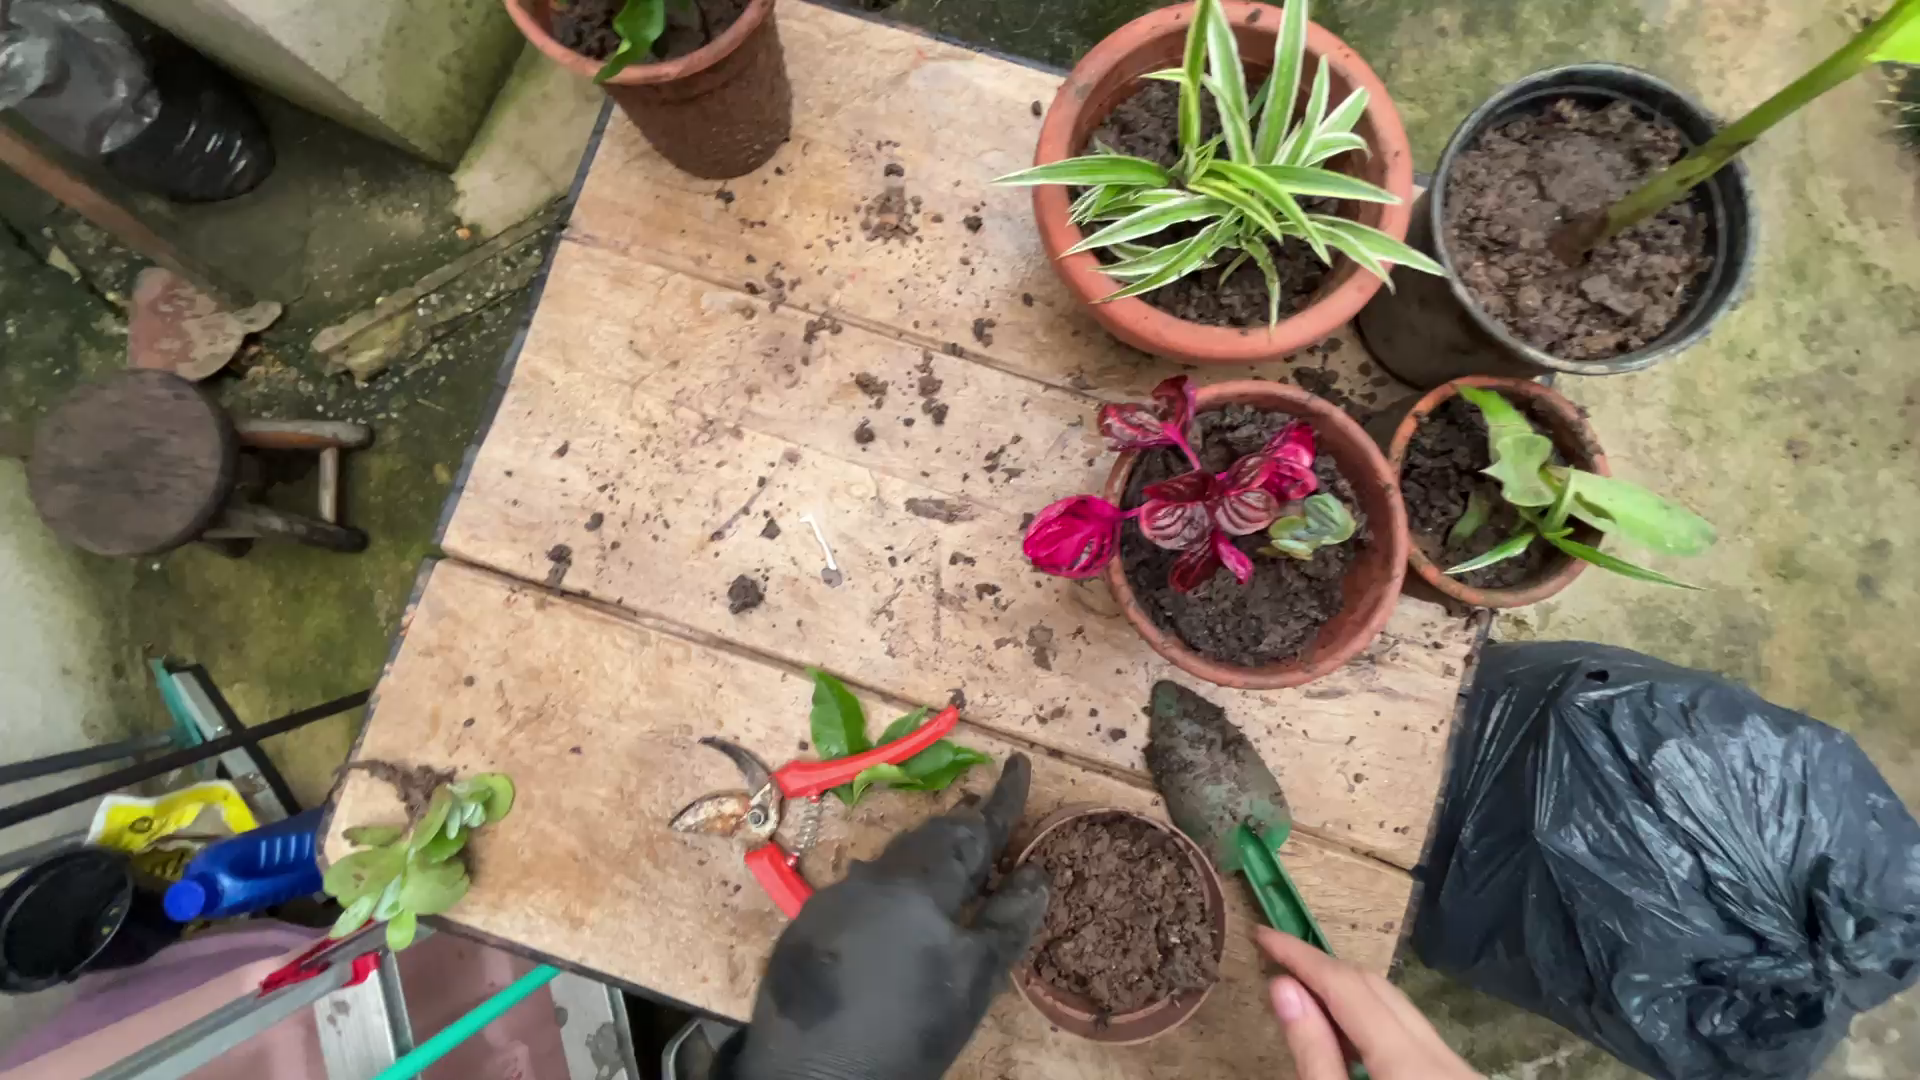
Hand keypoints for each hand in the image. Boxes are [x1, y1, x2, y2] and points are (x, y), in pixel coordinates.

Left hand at [719, 755, 1048, 1079]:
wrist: (813, 1079)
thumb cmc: (907, 1029)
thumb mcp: (971, 983)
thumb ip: (1006, 921)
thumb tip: (1037, 872)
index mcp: (918, 882)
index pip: (972, 829)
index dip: (1002, 800)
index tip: (1019, 763)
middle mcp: (874, 875)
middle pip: (930, 838)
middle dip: (964, 827)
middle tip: (990, 819)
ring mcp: (836, 896)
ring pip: (895, 860)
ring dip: (928, 856)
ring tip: (953, 861)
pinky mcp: (810, 922)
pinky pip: (864, 888)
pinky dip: (894, 888)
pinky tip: (898, 912)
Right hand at [1258, 927, 1480, 1079]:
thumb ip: (1313, 1053)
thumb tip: (1284, 986)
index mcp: (1413, 1068)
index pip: (1346, 986)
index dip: (1299, 955)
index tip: (1261, 934)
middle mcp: (1447, 1062)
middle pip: (1376, 989)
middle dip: (1324, 971)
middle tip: (1276, 964)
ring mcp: (1464, 1075)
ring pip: (1398, 1012)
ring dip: (1348, 999)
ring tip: (1304, 1004)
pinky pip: (1415, 1040)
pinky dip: (1374, 1029)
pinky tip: (1348, 1046)